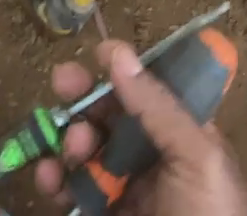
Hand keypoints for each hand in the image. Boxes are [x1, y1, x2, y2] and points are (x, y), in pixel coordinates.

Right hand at [34, 41, 246, 215]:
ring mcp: (125, 191)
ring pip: (86, 150)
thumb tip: (120, 54)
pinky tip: (48, 178)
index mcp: (183, 136)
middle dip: (85, 97)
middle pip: (111, 114)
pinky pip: (72, 191)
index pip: (150, 90)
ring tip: (70, 148)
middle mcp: (152, 158)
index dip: (124, 69)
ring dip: (69, 138)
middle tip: (62, 83)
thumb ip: (158, 107)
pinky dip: (55, 180)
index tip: (98, 54)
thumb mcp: (198, 159)